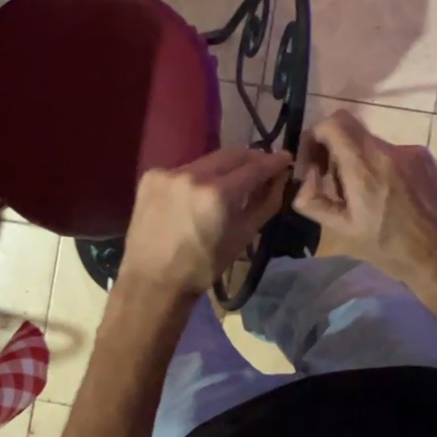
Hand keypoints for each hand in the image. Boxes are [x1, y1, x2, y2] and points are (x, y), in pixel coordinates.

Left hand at [116, 147, 293, 297]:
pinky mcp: (151, 176)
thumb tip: (279, 180)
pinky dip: (197, 177)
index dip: (273, 162)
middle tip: (264, 162)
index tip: (285, 156)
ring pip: (206, 161)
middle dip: (250, 157)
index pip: (253, 168)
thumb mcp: (242, 237)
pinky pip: (184, 170)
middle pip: (230, 156)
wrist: (153, 280)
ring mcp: (169, 173)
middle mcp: (192, 175)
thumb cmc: (203, 266)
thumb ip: (265, 204)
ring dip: (223, 167)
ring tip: (234, 177)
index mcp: (217, 194)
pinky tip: (199, 191)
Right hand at [292, 109, 436, 295]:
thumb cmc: (388, 247)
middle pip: (349, 130)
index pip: (333, 123)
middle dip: (334, 151)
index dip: (316, 136)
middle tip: (333, 183)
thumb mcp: (342, 229)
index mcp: (364, 166)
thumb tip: (307, 178)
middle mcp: (387, 149)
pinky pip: (390, 152)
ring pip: (369, 143)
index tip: (314, 163)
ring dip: (357, 161)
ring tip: (362, 195)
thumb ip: (313, 200)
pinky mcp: (424, 157)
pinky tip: (386, 195)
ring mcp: (410, 151)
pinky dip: (379, 166)